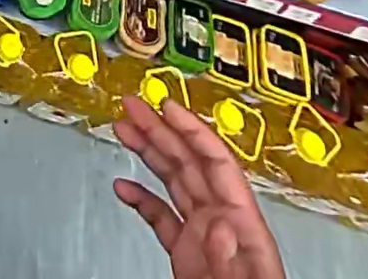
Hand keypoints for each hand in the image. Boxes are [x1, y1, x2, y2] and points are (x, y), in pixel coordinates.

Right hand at [113, 96, 285, 278]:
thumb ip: (230, 266)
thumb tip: (220, 224)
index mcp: (244, 226)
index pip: (217, 162)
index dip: (192, 129)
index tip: (166, 106)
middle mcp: (223, 224)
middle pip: (190, 163)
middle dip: (160, 129)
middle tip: (133, 104)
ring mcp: (204, 239)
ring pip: (173, 181)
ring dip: (148, 152)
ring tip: (122, 127)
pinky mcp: (187, 258)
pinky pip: (161, 217)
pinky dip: (140, 197)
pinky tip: (123, 186)